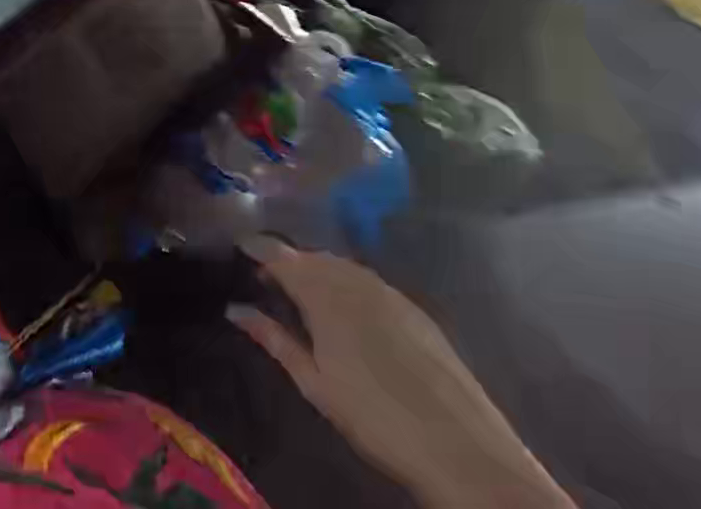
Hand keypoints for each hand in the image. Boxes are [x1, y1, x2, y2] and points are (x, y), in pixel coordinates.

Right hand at [227, 237, 571, 508]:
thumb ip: (274, 339)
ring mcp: (392, 296)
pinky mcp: (417, 313)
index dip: (259, 248)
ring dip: (318, 268)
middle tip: (267, 277)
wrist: (466, 454)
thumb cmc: (374, 417)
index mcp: (325, 298)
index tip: (239, 246)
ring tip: (303, 289)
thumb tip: (234, 309)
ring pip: (343, 266)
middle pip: (314, 257)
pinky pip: (370, 281)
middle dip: (288, 259)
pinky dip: (347, 280)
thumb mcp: (313, 383)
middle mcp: (357, 285)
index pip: (283, 257)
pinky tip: (346, 306)